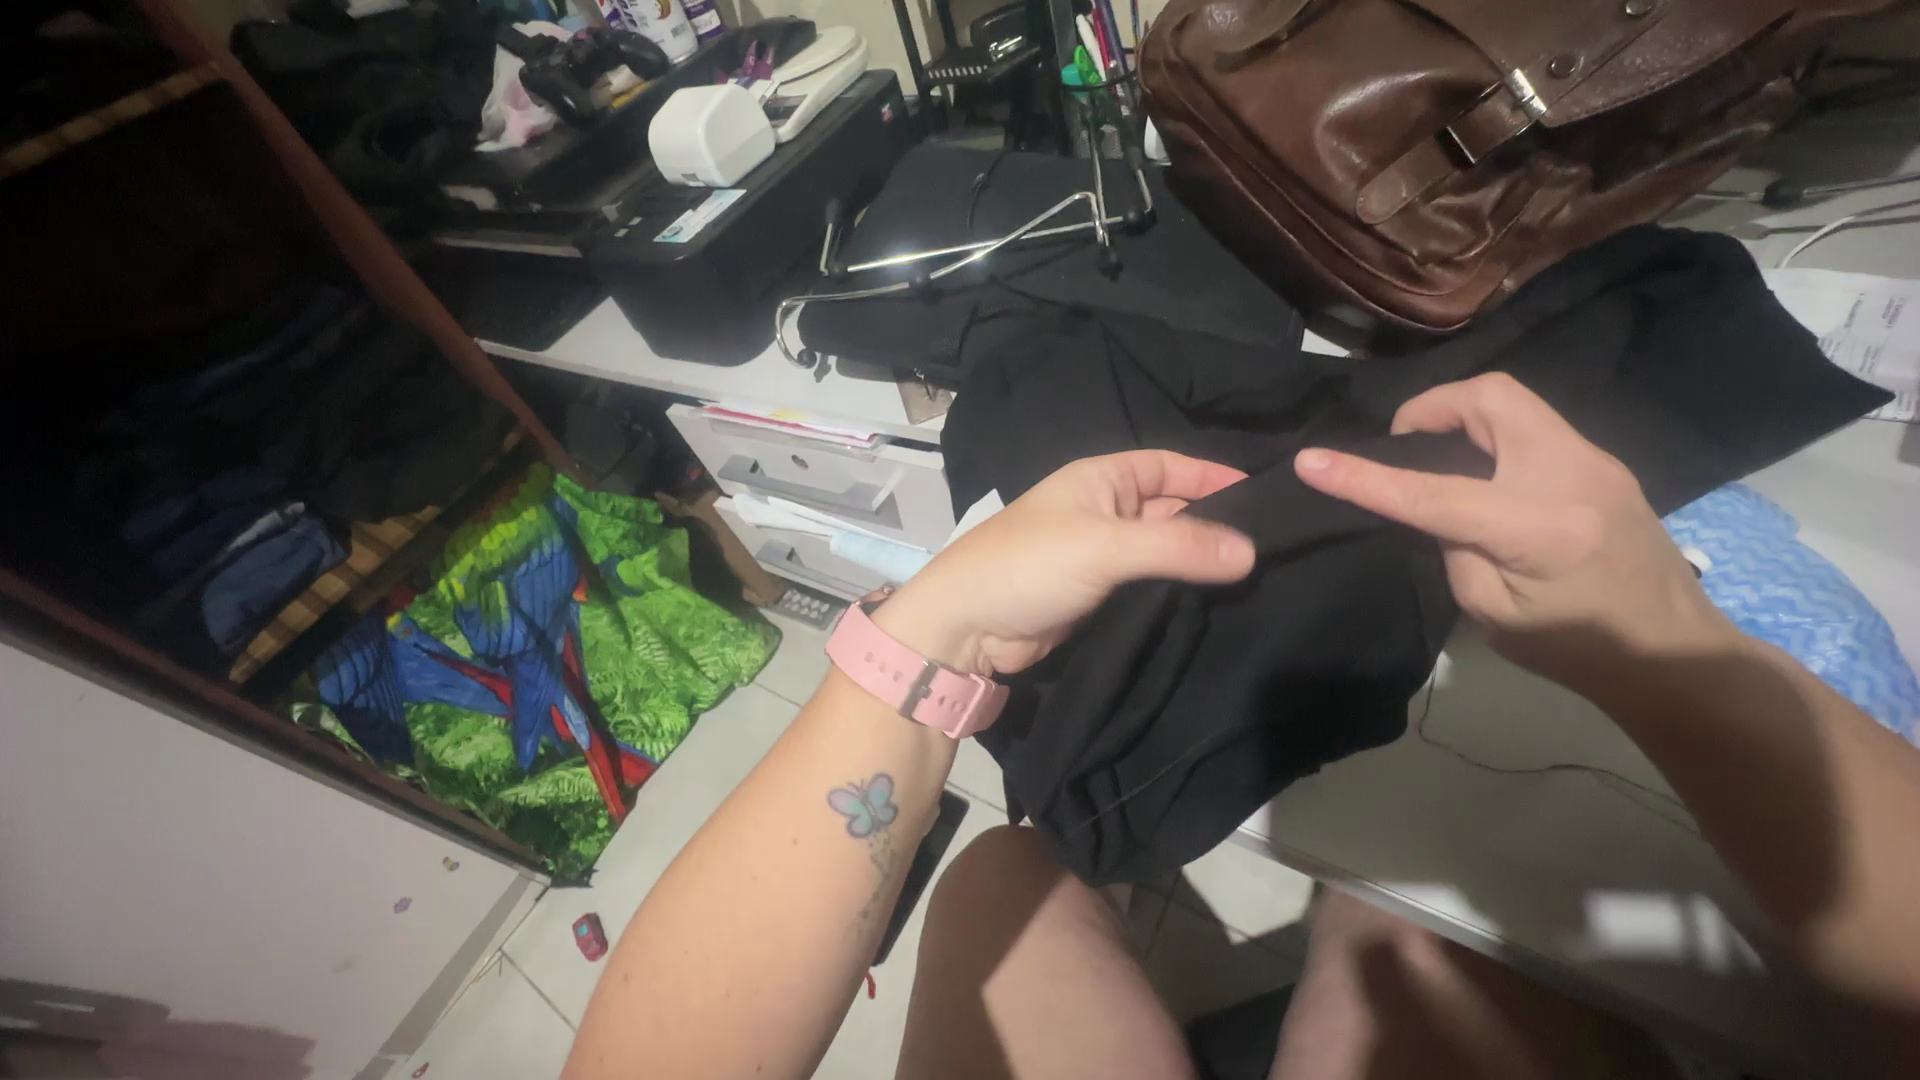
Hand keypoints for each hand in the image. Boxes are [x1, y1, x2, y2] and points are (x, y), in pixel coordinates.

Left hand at [873, 450, 1256, 676]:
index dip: (1214, 475)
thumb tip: (1250, 550)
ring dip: (1198, 562)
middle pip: (1172, 508)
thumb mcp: (1104, 547)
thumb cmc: (1028, 566)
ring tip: (1256, 575)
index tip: (1267, 495)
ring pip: (1162, 550)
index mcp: (1100, 478)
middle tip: (1273, 546)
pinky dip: (1175, 590)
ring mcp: (1100, 554)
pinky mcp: (1098, 594)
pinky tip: (1213, 601)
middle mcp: (1103, 509)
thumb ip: (1177, 546)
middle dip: (1214, 524)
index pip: (1170, 465)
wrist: (966, 628)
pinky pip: (1147, 584)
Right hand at [1293, 373, 1737, 690]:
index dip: (1363, 476)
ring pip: (1511, 400)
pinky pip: (1529, 423)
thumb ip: (1452, 545)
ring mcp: (1592, 461)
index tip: (1310, 462)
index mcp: (1538, 528)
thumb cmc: (1574, 648)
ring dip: (1459, 416)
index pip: (1431, 492)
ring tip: (1433, 456)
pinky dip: (1486, 434)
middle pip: (1490, 397)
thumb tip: (1431, 504)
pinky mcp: (1597, 462)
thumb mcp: (1490, 609)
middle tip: (1401, 446)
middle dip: (1429, 409)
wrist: (1675, 651)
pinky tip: (1476, 472)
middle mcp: (1570, 475)